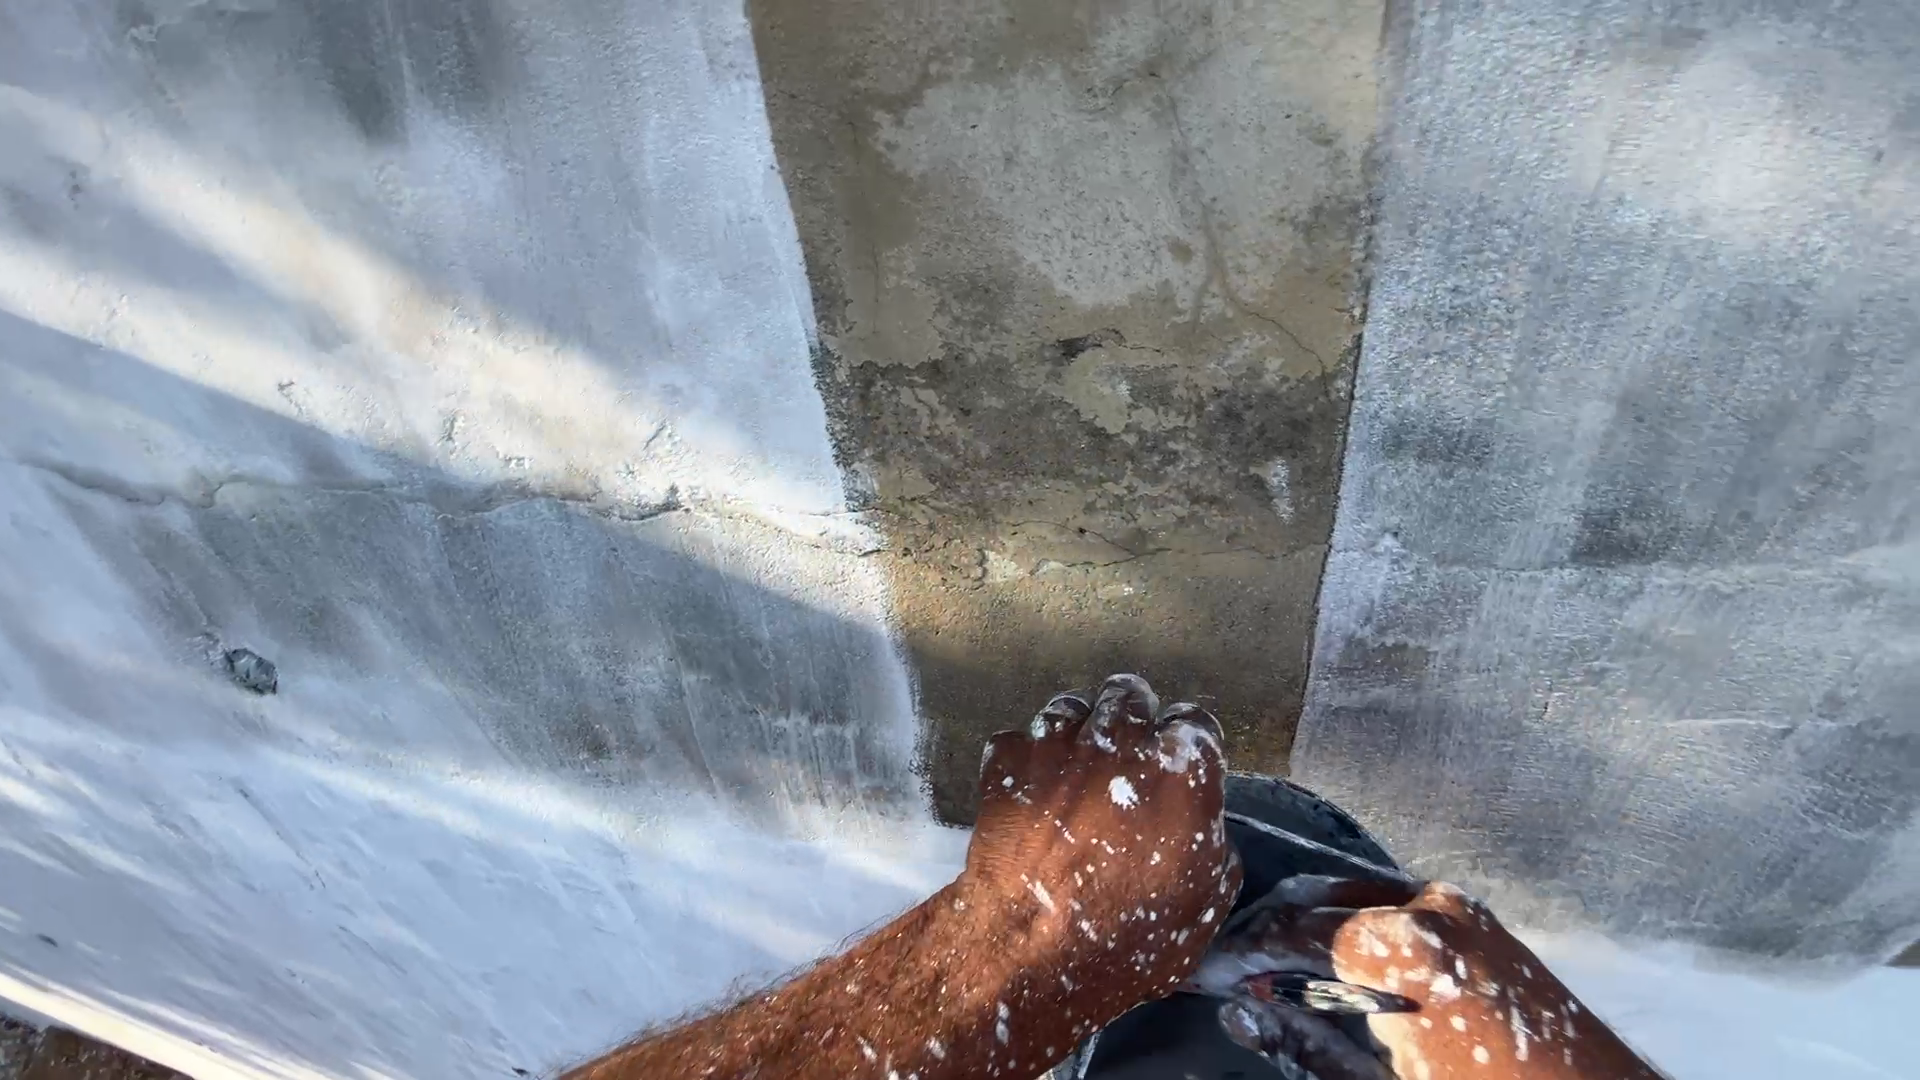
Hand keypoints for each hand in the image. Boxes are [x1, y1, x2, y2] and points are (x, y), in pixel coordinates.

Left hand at [955, 673, 1241, 1042]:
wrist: (1029, 948)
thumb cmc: (1128, 940)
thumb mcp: (1202, 905)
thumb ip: (1213, 841)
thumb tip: (1200, 816)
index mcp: (1180, 770)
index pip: (1197, 720)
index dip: (1189, 742)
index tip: (1180, 760)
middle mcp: (1120, 739)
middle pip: (1131, 694)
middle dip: (1133, 716)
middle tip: (1125, 751)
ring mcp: (1058, 741)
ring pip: (1074, 704)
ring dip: (1079, 729)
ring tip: (1074, 764)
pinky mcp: (1009, 755)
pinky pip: (1022, 735)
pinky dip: (1028, 756)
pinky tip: (1030, 786)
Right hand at [1202, 877, 1661, 1079]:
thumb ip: (1305, 1045)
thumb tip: (1234, 1008)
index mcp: (1404, 947)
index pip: (1291, 928)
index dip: (1243, 950)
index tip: (1206, 970)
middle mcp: (1424, 904)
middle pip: (1316, 901)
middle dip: (1271, 935)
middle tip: (1236, 969)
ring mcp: (1455, 903)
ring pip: (1350, 896)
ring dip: (1307, 927)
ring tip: (1275, 966)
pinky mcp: (1474, 914)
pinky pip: (1389, 904)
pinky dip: (1349, 925)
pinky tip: (1330, 959)